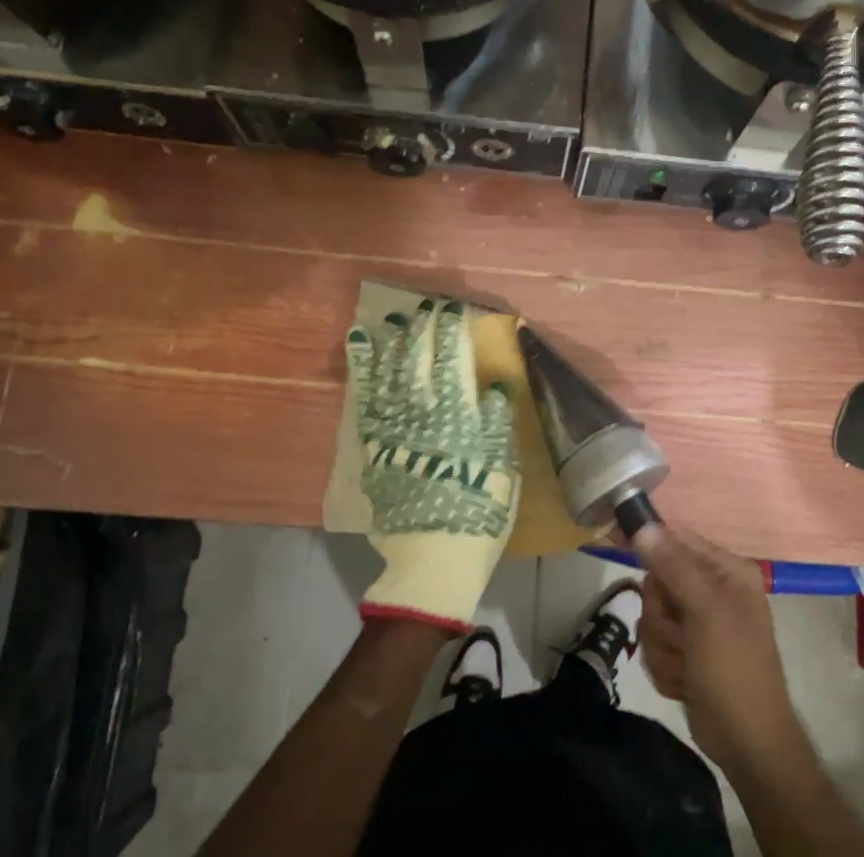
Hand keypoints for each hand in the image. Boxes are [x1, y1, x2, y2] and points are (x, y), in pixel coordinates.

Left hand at [345, 298, 517, 631]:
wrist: (434, 555)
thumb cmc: (478, 512)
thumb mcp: (503, 468)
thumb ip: (496, 425)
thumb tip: (492, 388)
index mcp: (460, 416)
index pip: (453, 361)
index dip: (451, 332)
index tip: (453, 311)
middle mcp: (423, 413)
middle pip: (419, 361)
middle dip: (422, 331)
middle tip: (423, 309)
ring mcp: (394, 428)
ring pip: (389, 374)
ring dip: (391, 344)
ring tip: (392, 322)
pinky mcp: (374, 445)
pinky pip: (365, 399)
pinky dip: (362, 371)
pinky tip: (359, 349)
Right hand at [634, 525, 805, 769]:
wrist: (746, 740)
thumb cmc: (733, 669)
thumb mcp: (706, 612)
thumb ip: (674, 567)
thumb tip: (644, 526)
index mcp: (727, 572)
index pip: (676, 539)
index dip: (646, 543)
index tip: (612, 541)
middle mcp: (713, 591)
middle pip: (657, 581)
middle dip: (660, 615)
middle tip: (680, 635)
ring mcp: (698, 623)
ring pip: (651, 617)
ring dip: (662, 646)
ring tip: (686, 665)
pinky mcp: (686, 652)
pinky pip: (654, 644)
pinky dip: (665, 665)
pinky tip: (684, 682)